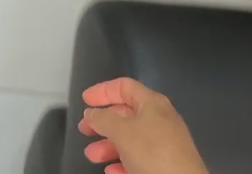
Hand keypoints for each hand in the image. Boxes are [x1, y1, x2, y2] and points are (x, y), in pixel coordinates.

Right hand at [78, 77, 208, 173]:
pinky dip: (123, 163)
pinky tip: (112, 171)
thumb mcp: (122, 132)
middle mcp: (160, 120)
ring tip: (93, 156)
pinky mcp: (167, 166)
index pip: (124, 86)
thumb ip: (103, 119)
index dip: (102, 91)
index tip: (85, 101)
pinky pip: (140, 159)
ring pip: (130, 139)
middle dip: (102, 123)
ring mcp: (165, 145)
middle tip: (84, 130)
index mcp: (152, 103)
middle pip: (125, 114)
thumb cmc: (154, 153)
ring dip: (109, 146)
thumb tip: (92, 113)